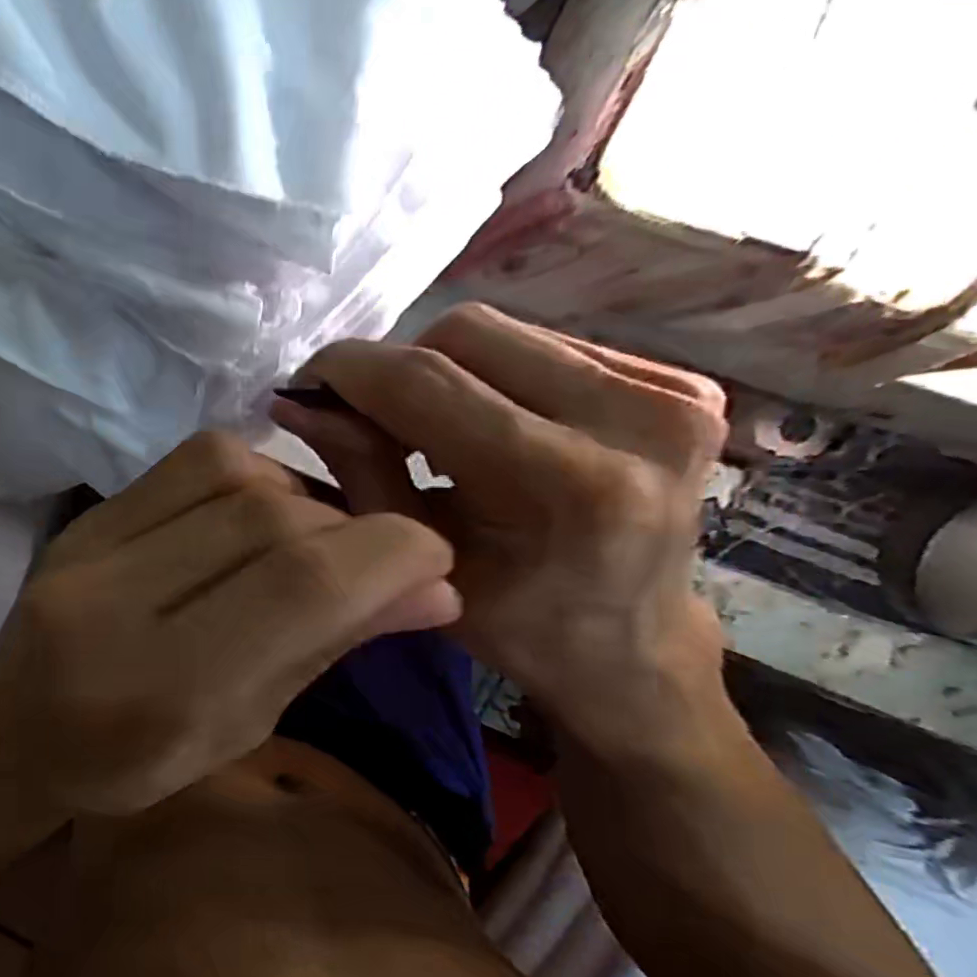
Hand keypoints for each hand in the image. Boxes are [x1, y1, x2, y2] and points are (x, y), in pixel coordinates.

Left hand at [0, 431, 458, 817]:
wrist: (13, 730)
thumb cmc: (127, 764)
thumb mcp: (236, 730)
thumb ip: (321, 649)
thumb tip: (433, 584)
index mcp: (162, 690)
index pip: (297, 586)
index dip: (387, 556)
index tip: (432, 561)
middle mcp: (116, 605)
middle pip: (268, 520)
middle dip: (350, 528)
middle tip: (374, 559)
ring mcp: (88, 550)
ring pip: (230, 473)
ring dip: (298, 496)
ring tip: (310, 538)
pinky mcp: (82, 519)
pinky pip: (186, 463)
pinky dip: (247, 477)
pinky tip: (254, 514)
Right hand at [273, 304, 728, 738]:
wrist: (631, 644)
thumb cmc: (513, 623)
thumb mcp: (418, 555)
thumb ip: (360, 468)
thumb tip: (296, 404)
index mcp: (565, 484)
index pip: (426, 383)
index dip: (349, 370)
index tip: (304, 383)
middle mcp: (633, 419)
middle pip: (464, 335)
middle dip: (394, 367)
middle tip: (364, 415)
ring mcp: (670, 392)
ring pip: (500, 332)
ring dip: (438, 369)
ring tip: (422, 427)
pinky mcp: (680, 382)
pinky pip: (540, 344)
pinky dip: (485, 375)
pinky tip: (478, 424)